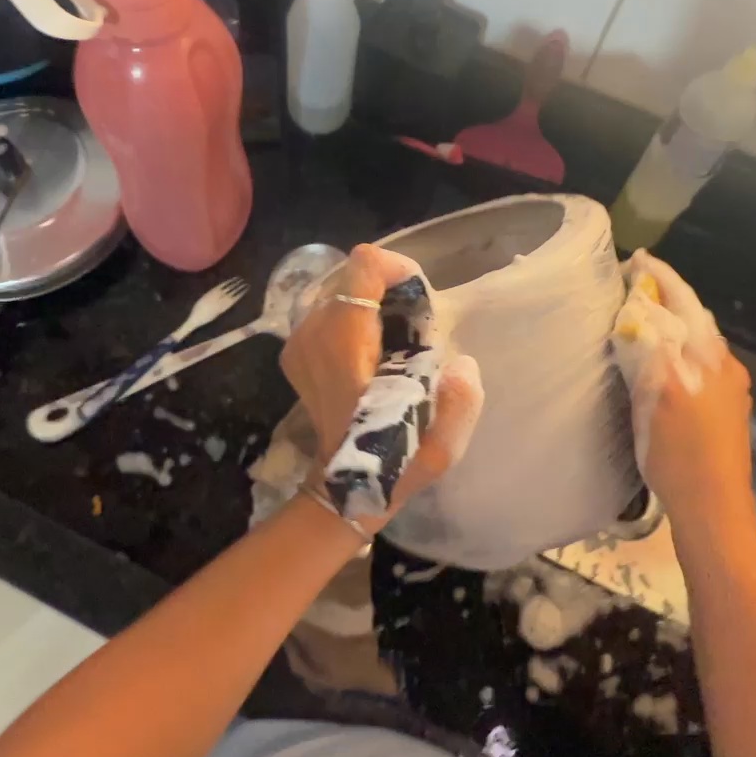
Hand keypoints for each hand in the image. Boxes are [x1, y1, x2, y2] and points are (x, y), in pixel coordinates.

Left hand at [280, 244, 482, 531]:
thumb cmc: (394, 464)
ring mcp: (298, 341)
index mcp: (346, 347)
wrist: (342, 489)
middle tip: (413, 327)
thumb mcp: (440, 448)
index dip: (398, 270)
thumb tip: (461, 365)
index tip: (421, 300)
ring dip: (371, 303)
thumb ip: (459, 404)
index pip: (363, 267)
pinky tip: (371, 351)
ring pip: (340, 290)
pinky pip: (328, 309)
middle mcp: (314, 334)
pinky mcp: (294, 350)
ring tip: (393, 341)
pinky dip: (353, 317)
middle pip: (353, 275)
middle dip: (388, 289)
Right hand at [610, 251, 754, 526]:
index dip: (662, 279)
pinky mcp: (722, 411)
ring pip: (695, 343)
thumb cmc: (681, 454)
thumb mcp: (659, 398)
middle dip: (666, 299)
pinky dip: (674, 350)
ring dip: (670, 324)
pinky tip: (657, 360)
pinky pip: (696, 365)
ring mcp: (727, 390)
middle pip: (693, 320)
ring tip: (640, 317)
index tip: (639, 260)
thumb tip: (640, 314)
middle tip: (633, 286)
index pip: (686, 303)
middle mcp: (724, 367)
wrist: (713, 508)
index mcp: (710, 359)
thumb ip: (652, 352)